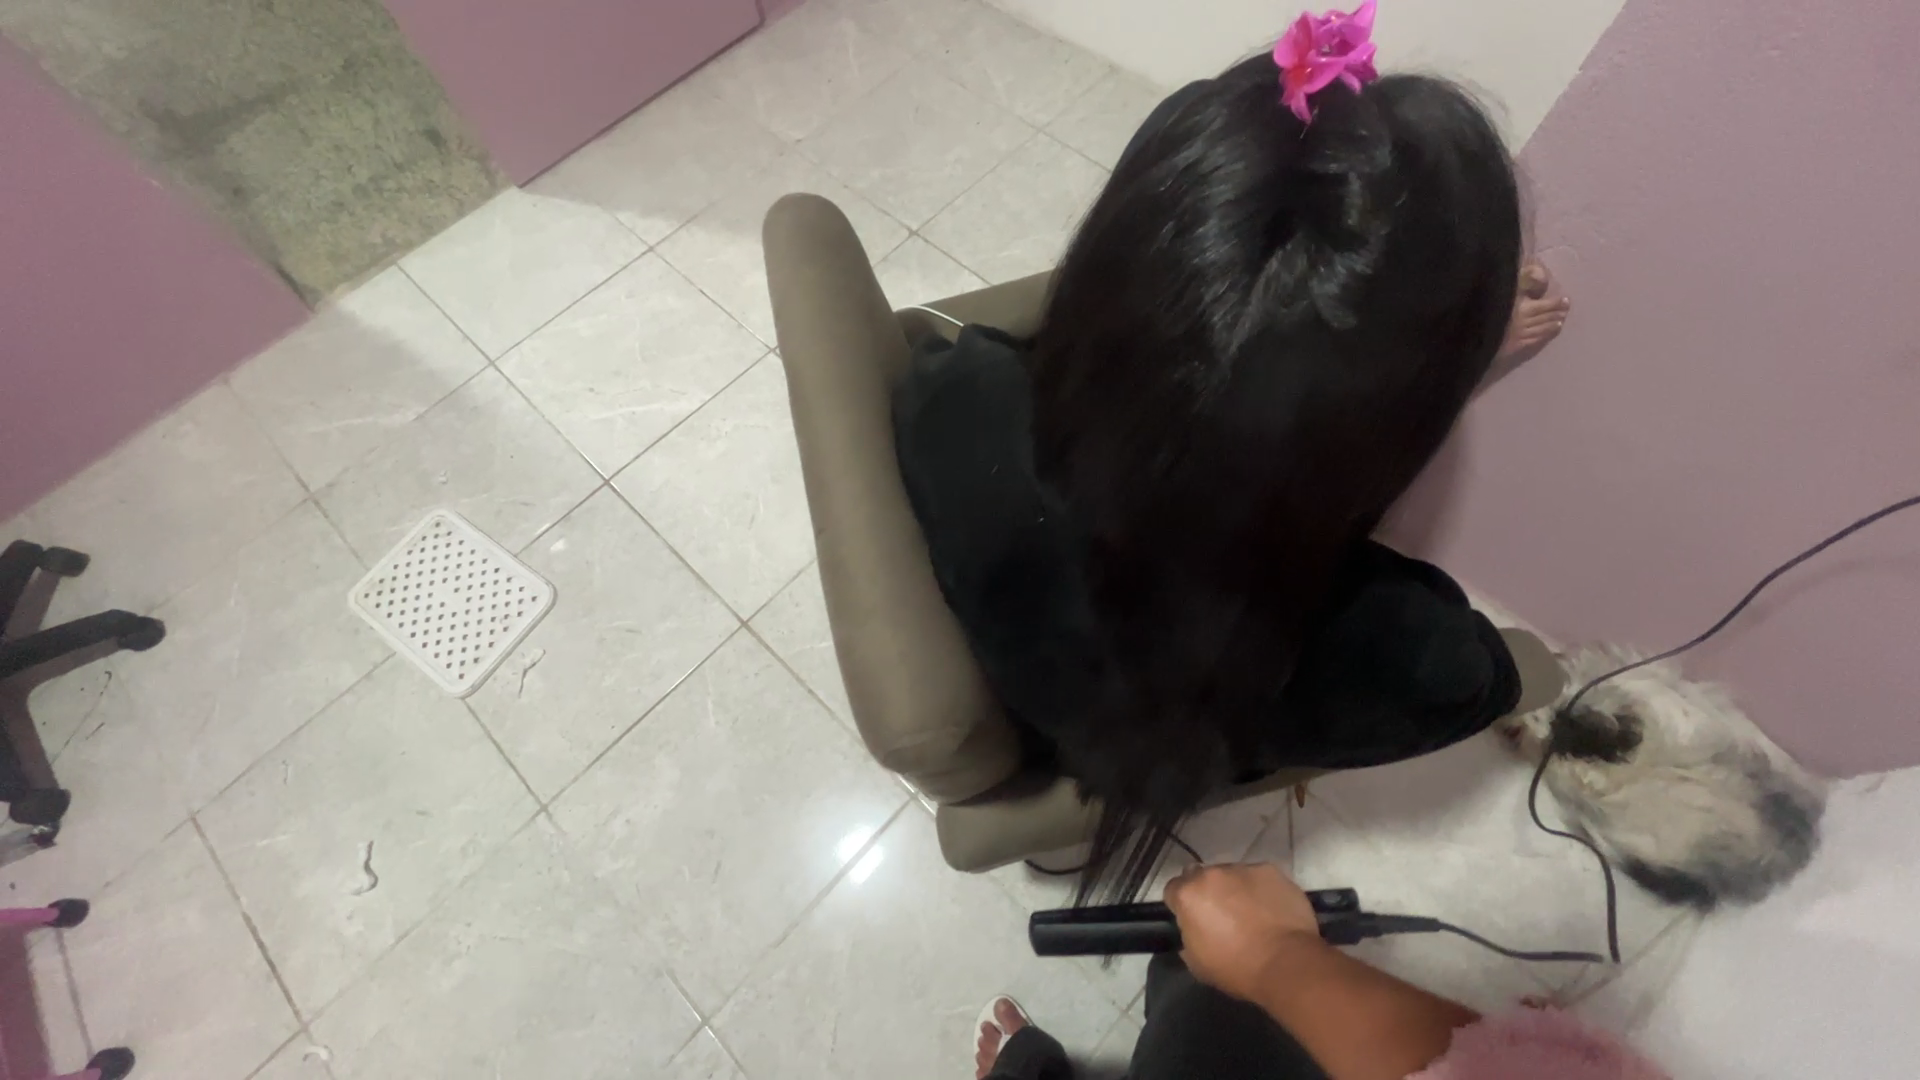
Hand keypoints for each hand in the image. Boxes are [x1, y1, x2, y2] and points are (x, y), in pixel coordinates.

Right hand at [1162, 862, 1327, 1002]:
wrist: (1287, 964)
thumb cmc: (1238, 969)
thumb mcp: (1197, 964)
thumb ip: (1187, 940)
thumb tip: (1192, 931)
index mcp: (1188, 894)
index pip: (1173, 890)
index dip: (1181, 905)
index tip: (1193, 921)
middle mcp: (1211, 873)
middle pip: (1201, 876)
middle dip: (1207, 892)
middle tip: (1222, 916)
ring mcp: (1242, 868)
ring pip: (1231, 874)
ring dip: (1235, 889)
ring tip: (1252, 914)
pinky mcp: (1270, 870)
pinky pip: (1259, 877)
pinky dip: (1261, 890)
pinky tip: (1271, 910)